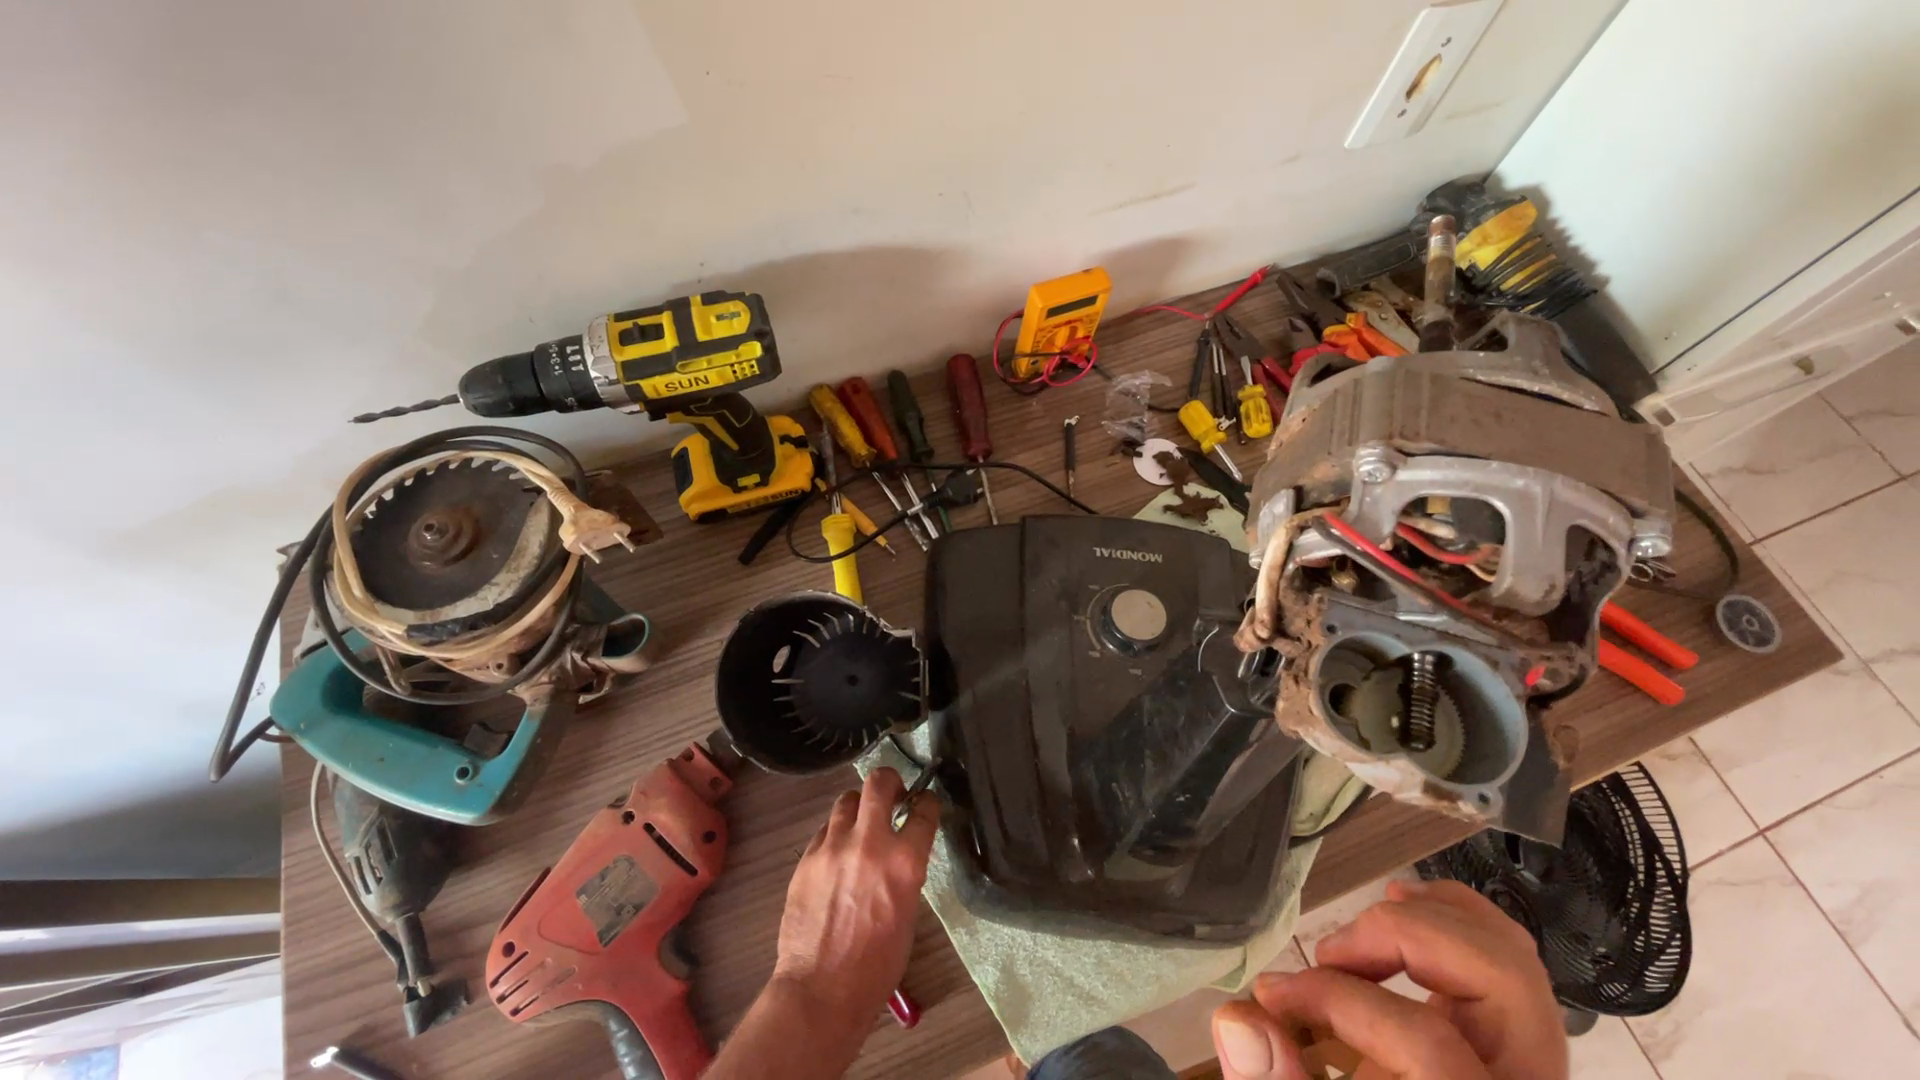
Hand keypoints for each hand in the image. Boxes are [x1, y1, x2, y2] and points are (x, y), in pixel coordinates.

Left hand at [772, 767, 938, 1025]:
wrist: (822, 988)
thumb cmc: (876, 965)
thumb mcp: (908, 914)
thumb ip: (905, 873)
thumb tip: (901, 854)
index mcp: (905, 862)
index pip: (924, 810)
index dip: (927, 802)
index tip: (925, 803)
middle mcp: (870, 843)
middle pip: (879, 783)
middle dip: (889, 780)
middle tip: (892, 792)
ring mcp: (833, 847)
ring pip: (847, 801)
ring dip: (859, 807)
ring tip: (861, 823)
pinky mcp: (807, 858)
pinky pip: (825, 830)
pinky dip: (836, 834)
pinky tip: (838, 854)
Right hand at [1210, 880, 1565, 1079]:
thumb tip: (1238, 1019)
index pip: (1428, 1045)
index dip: (1340, 1003)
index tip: (1271, 995)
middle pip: (1500, 979)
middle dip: (1400, 941)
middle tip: (1327, 954)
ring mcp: (1532, 1066)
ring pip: (1510, 955)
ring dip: (1428, 918)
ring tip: (1355, 931)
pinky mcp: (1513, 1044)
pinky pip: (1507, 957)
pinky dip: (1452, 916)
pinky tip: (1399, 909)